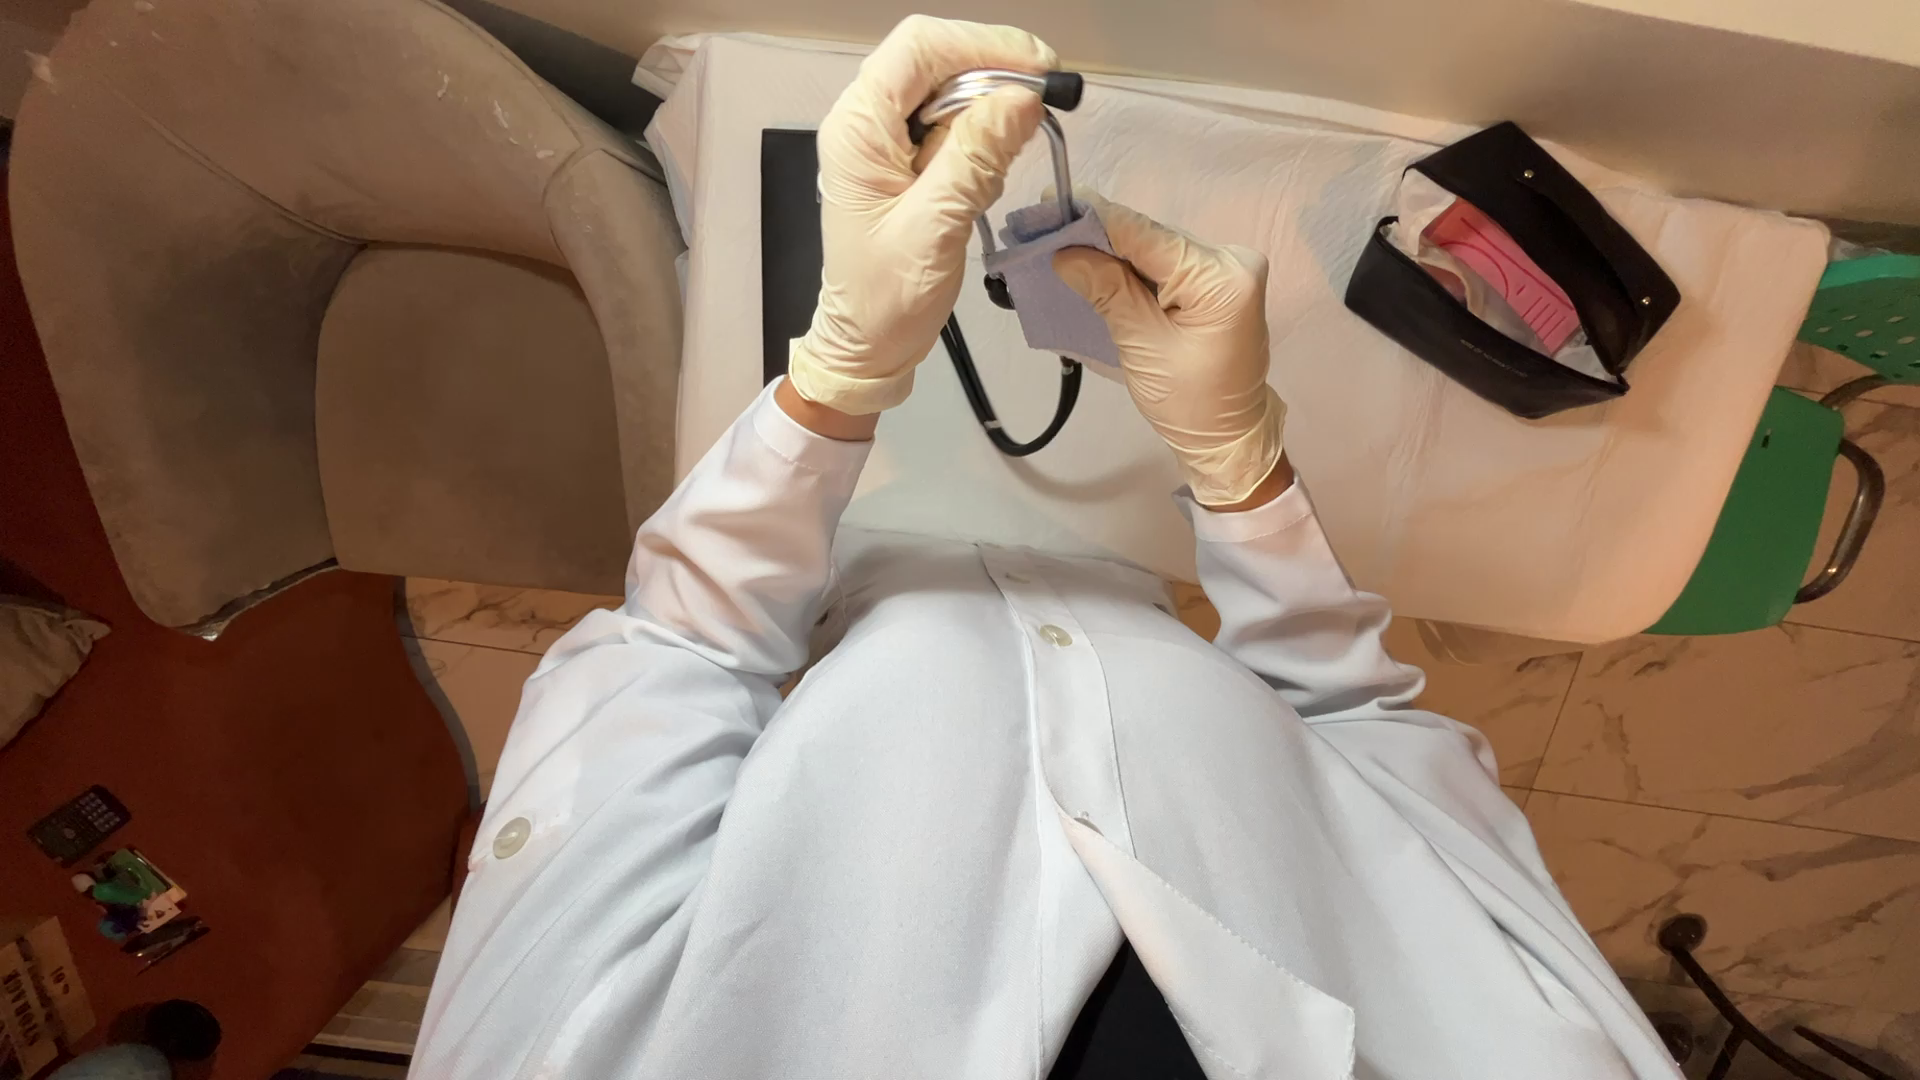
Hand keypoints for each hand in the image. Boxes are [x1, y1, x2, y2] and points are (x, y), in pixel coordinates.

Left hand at [786, 16, 1055, 415]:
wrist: (867, 347)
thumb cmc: (887, 300)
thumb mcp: (933, 229)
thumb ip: (974, 160)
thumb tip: (1023, 99)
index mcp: (858, 131)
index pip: (920, 49)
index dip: (984, 46)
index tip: (1040, 70)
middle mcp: (866, 126)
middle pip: (935, 65)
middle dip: (992, 78)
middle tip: (1043, 106)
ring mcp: (885, 148)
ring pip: (947, 99)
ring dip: (989, 117)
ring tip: (1011, 155)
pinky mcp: (904, 171)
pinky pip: (950, 136)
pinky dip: (980, 147)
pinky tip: (989, 177)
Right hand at [1052, 194, 1287, 506]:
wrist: (1226, 436)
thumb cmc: (1188, 402)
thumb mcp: (1143, 347)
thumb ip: (1109, 293)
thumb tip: (1066, 253)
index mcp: (1220, 278)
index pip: (1148, 236)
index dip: (1098, 218)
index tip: (1054, 200)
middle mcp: (1231, 261)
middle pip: (1152, 239)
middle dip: (1100, 235)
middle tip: (1048, 226)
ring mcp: (1226, 271)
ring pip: (1156, 252)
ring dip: (1112, 252)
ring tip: (1062, 243)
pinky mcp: (1215, 284)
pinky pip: (1165, 268)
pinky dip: (1131, 270)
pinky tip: (1097, 265)